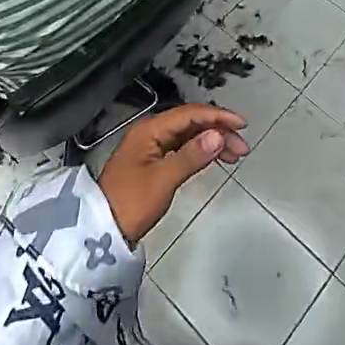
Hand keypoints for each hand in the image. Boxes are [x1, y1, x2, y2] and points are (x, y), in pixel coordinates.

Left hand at [98, 104, 248, 244]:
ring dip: (212, 142)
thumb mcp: (163, 179)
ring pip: (189, 136)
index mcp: (150, 130)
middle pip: (191, 123)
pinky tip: (215, 159)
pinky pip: (183, 149)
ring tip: (235, 155)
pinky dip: (201, 152)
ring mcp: (151, 148)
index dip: (218, 117)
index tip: (241, 125)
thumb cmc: (129, 203)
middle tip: (241, 147)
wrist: (103, 231)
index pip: (190, 114)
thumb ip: (192, 155)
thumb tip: (217, 136)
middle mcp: (150, 133)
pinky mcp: (153, 163)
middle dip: (219, 131)